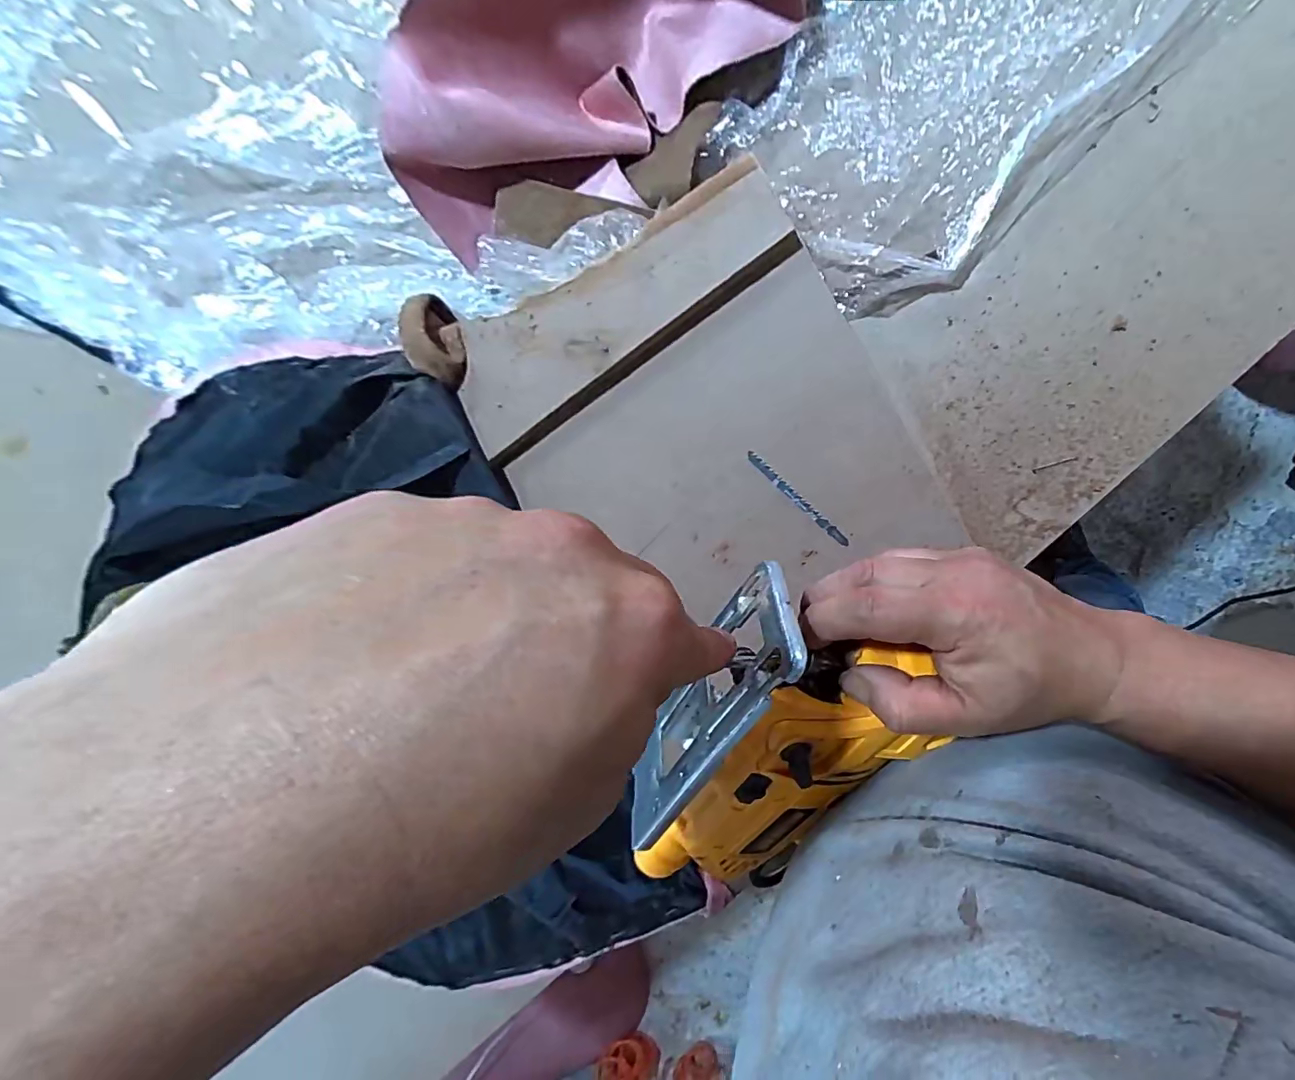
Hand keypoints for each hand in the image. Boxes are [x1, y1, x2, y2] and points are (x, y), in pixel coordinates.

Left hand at [33, 492, 731, 939]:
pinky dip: (408, 590)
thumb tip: (604, 688)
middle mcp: (571, 552)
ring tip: (405, 676)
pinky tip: (339, 650)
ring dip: (495, 604)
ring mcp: (467, 521)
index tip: (663, 682)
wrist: (206, 822)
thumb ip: (618, 720)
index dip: (680, 666)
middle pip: (605, 588)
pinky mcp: (366, 512)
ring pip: (513, 562)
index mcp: (638, 622)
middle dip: (583, 632)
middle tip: (514, 697)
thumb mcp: (578, 799)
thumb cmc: (439, 831)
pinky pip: (421, 551)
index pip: (693, 637)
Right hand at [799, 547, 1129, 735]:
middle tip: (803, 633)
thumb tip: (848, 672)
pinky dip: (877, 579)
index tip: (796, 646)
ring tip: (830, 620)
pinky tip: (872, 605)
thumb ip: (894, 702)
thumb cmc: (1029, 693)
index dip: (820, 622)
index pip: (863, 604)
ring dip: (848, 586)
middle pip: (866, 573)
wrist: (1089, 656)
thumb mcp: (961, 718)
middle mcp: (953, 568)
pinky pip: (907, 559)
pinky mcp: (968, 553)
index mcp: (951, 609)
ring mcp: (962, 554)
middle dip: (825, 600)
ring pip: (883, 559)